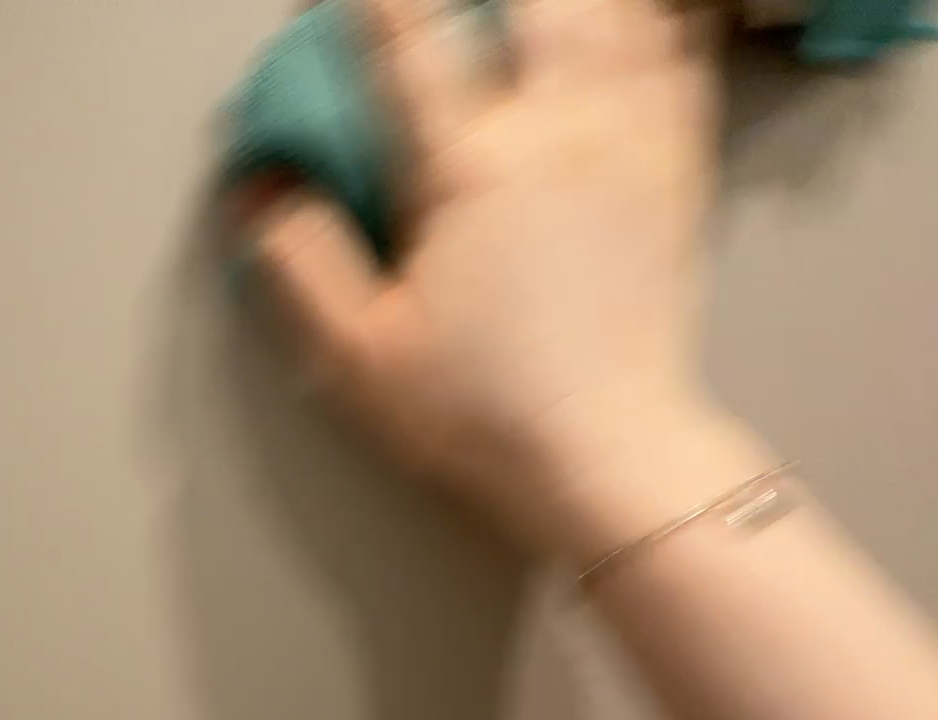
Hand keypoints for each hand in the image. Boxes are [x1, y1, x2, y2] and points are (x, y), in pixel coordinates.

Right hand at [233, 0, 733, 556]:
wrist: (598, 456)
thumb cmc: (471, 411)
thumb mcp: (353, 352)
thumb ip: (299, 260)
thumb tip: (258, 188)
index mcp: (472, 171)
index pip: (409, 44)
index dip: (371, 2)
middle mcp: (564, 132)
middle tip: (430, 1)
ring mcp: (634, 144)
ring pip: (621, 6)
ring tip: (518, 14)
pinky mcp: (678, 174)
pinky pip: (680, 51)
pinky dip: (651, 17)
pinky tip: (623, 22)